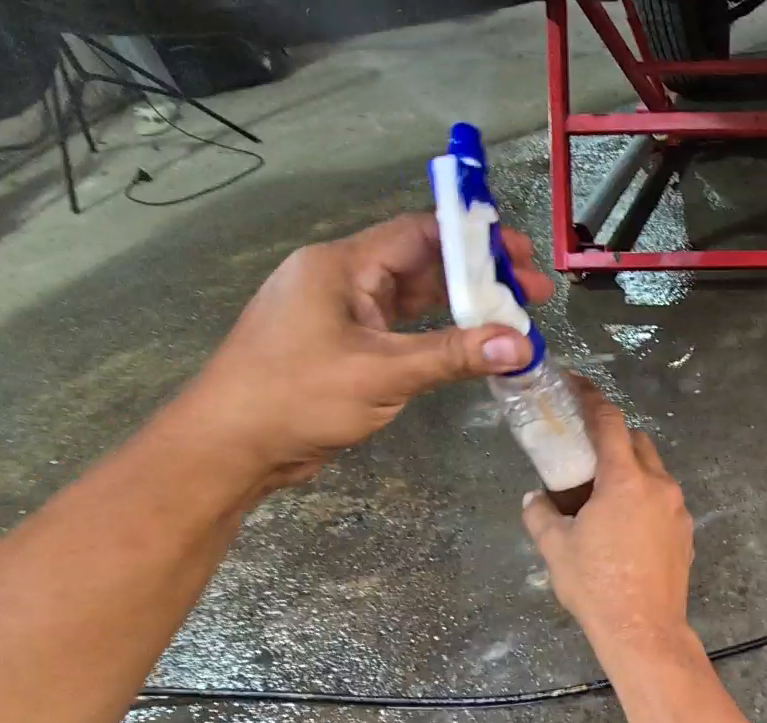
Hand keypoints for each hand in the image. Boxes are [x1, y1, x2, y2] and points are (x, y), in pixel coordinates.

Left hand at [171, 213, 554, 486]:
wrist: (230, 445)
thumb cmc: (296, 396)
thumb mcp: (383, 372)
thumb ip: (455, 355)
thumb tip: (524, 345)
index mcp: (340, 266)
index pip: (419, 233)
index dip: (475, 239)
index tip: (523, 254)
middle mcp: (342, 279)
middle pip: (424, 263)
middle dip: (482, 275)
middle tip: (535, 291)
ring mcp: (343, 312)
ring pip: (417, 296)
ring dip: (467, 305)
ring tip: (517, 317)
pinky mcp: (348, 343)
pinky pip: (406, 325)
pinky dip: (445, 331)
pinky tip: (476, 343)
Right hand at [522, 378, 694, 660]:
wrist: (644, 628)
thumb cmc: (596, 585)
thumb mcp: (556, 547)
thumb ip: (540, 514)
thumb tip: (534, 498)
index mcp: (626, 480)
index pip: (610, 423)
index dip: (591, 398)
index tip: (576, 385)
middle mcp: (660, 486)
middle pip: (638, 443)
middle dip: (612, 438)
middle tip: (583, 449)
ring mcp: (678, 510)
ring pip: (655, 472)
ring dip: (630, 469)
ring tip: (601, 491)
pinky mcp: (686, 532)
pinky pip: (664, 500)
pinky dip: (644, 497)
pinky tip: (624, 522)